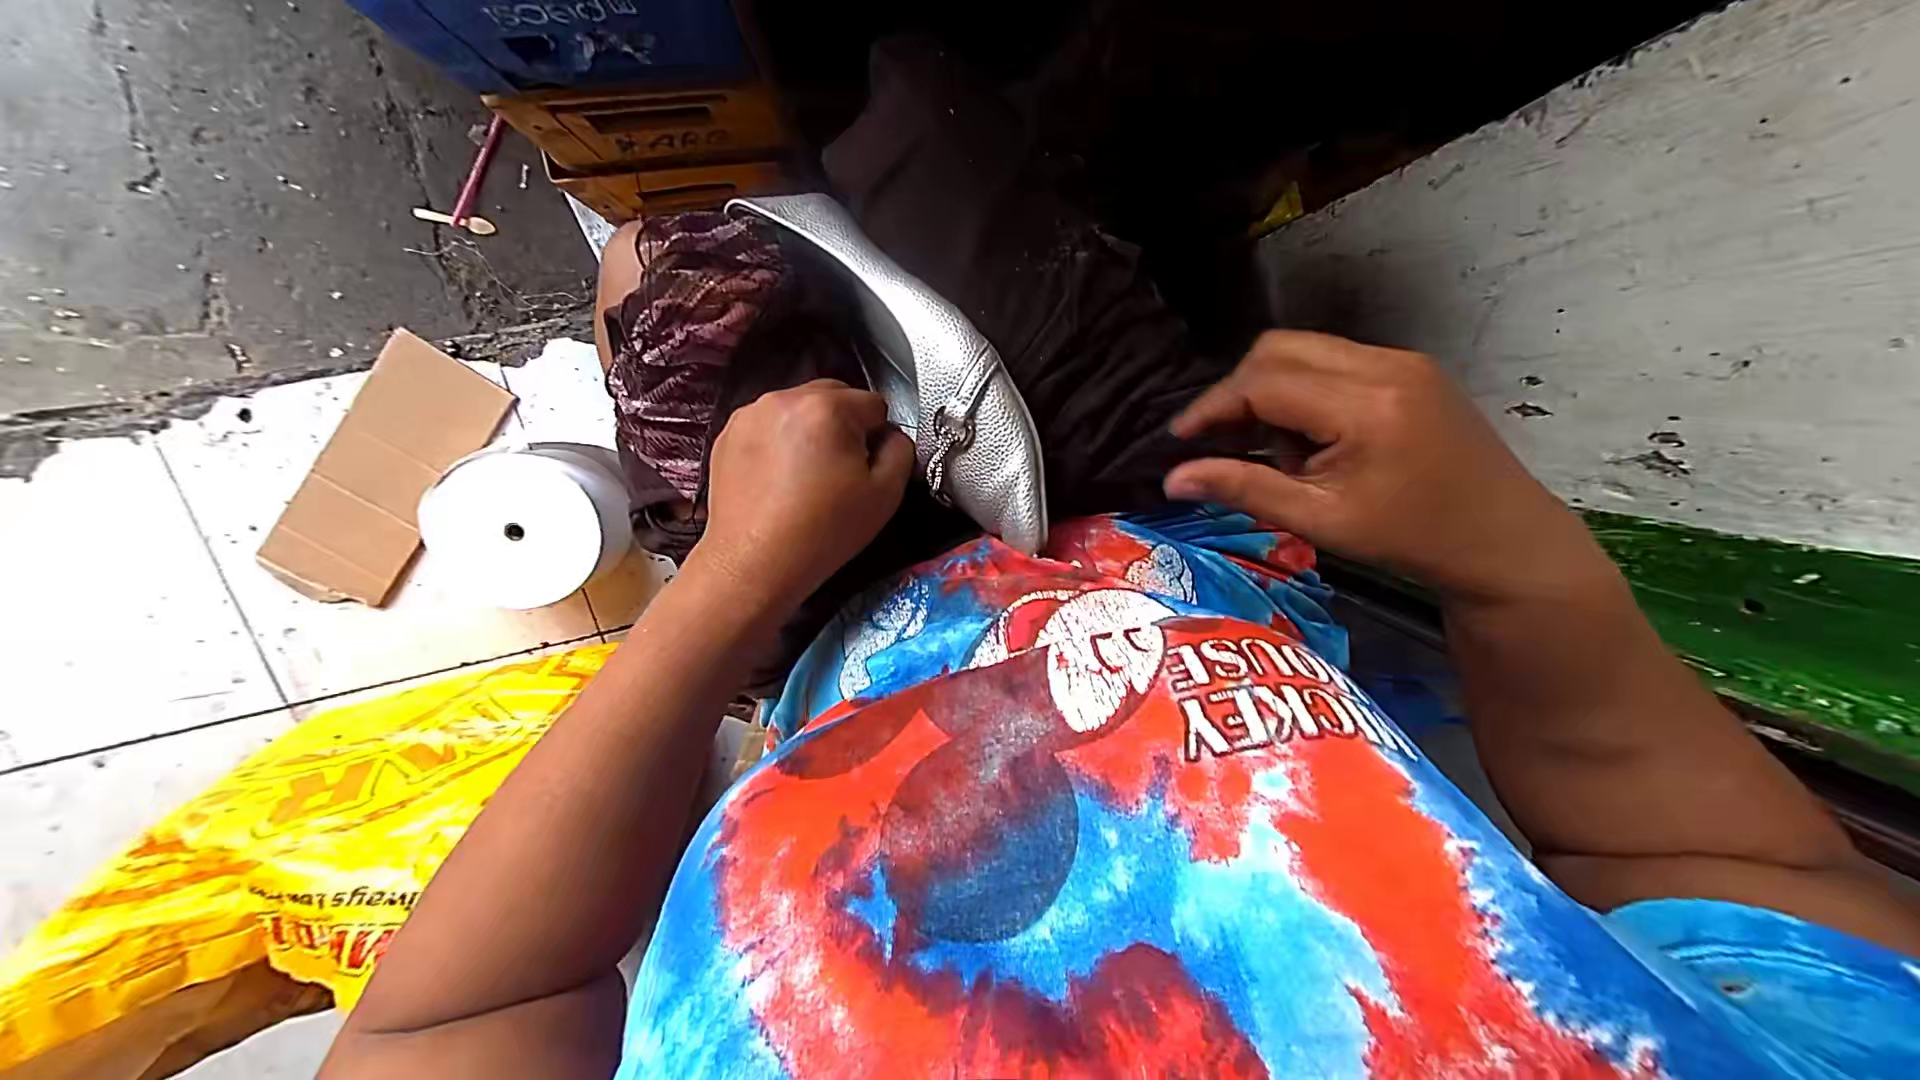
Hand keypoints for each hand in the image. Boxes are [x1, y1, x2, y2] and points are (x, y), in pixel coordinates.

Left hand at [691, 379, 913, 612]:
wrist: (754, 564)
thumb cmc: (821, 532)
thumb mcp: (885, 494)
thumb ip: (901, 451)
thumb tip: (892, 437)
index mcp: (827, 408)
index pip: (874, 404)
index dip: (879, 436)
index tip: (867, 467)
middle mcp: (784, 399)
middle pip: (835, 397)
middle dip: (845, 427)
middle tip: (841, 472)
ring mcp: (751, 415)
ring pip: (801, 409)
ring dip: (813, 432)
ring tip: (808, 479)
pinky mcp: (729, 434)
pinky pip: (771, 425)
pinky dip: (781, 443)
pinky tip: (782, 481)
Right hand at [1164, 331, 1612, 605]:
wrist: (1502, 539)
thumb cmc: (1409, 537)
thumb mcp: (1318, 520)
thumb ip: (1242, 489)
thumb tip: (1173, 478)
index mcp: (1365, 405)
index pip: (1263, 382)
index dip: (1211, 407)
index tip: (1180, 440)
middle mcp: (1385, 366)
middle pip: (1278, 349)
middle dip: (1236, 391)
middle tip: (1219, 440)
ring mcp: (1402, 362)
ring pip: (1303, 350)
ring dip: (1268, 389)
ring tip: (1269, 446)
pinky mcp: (1409, 370)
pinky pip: (1331, 361)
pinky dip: (1300, 390)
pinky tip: (1306, 437)